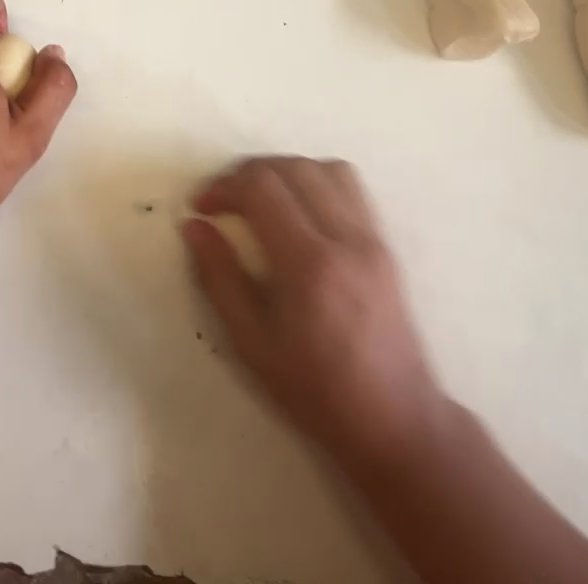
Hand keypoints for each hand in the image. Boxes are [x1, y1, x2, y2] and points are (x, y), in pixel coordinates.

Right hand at [182, 157, 448, 462]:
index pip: (263, 189)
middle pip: (293, 168)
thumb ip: (219, 277)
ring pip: (327, 168)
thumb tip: (194, 227)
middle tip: (223, 201)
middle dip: (249, 173)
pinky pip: (351, 189)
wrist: (393, 419)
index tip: (202, 209)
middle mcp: (345, 238)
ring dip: (285, 171)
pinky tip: (297, 212)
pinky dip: (316, 182)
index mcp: (309, 263)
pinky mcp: (385, 247)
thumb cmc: (313, 389)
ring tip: (259, 200)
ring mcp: (371, 239)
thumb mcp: (251, 342)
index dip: (224, 186)